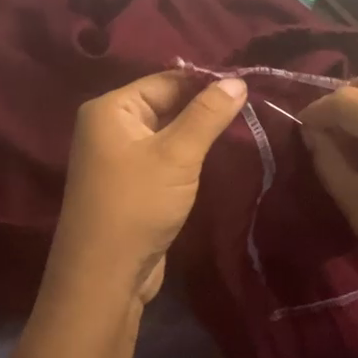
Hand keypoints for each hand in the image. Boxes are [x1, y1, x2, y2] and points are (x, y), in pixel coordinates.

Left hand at [46, 72, 247, 305]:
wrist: (104, 277)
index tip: (248, 85)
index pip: (166, 80)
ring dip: (199, 133)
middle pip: (166, 103)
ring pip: (167, 132)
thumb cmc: (136, 204)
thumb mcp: (176, 155)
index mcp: (110, 108)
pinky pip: (163, 157)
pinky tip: (217, 157)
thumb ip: (207, 115)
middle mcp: (109, 125)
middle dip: (204, 107)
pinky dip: (188, 156)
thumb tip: (237, 80)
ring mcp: (118, 157)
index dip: (206, 82)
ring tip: (244, 126)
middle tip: (252, 106)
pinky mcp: (131, 184)